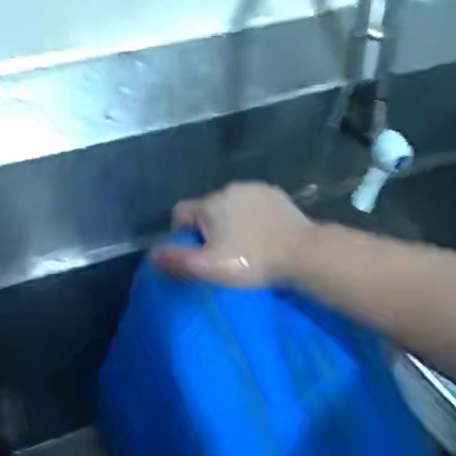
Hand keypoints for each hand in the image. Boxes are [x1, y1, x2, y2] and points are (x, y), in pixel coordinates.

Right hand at [152, 182, 318, 287]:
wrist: (303, 253)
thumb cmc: (252, 261)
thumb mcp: (208, 267)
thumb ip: (176, 260)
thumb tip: (153, 255)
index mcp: (210, 203)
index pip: (180, 214)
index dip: (181, 236)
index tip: (195, 257)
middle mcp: (230, 188)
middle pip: (206, 210)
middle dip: (207, 231)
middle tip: (220, 259)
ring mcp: (257, 189)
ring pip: (231, 207)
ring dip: (231, 225)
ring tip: (244, 250)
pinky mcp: (278, 196)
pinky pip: (254, 207)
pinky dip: (253, 221)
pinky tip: (262, 240)